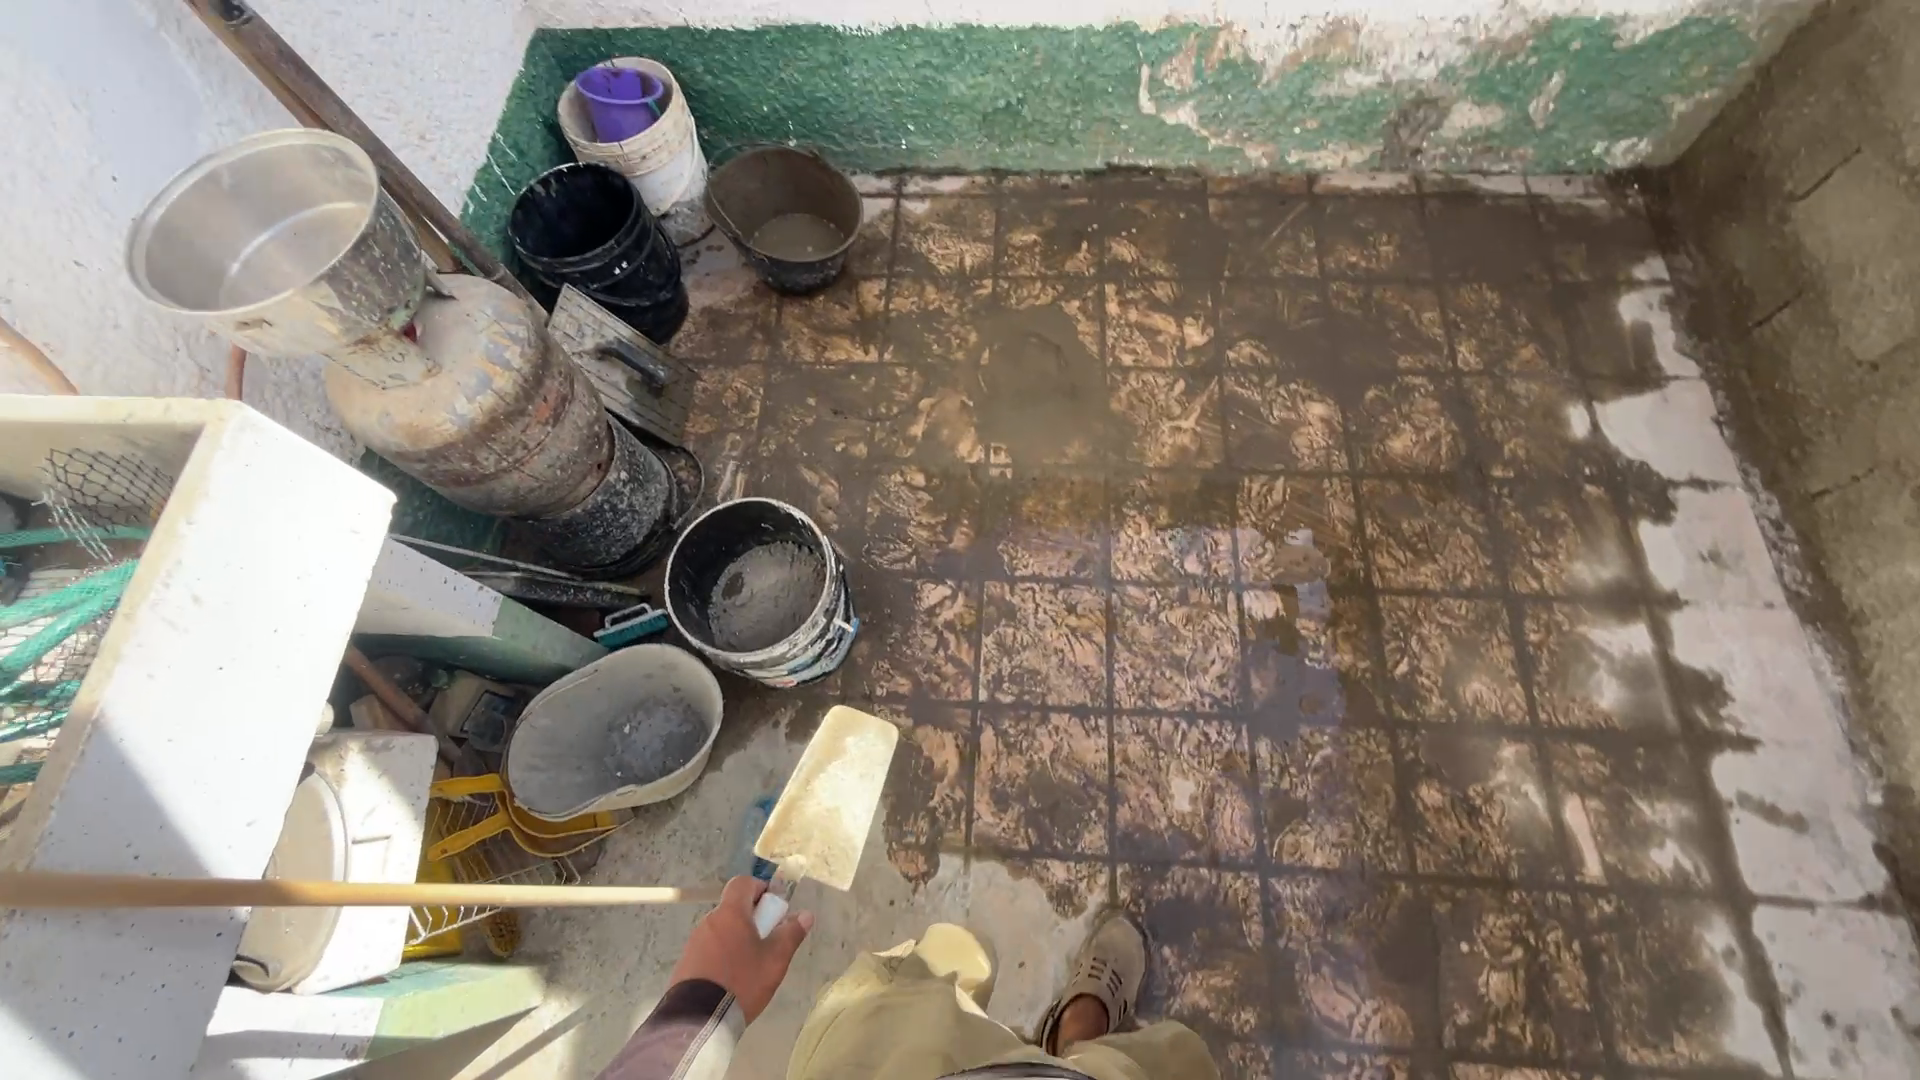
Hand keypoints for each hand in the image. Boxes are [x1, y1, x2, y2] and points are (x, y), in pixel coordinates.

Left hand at [668, 876, 813, 1023]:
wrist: (698, 1021)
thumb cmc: (742, 981)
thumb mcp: (775, 960)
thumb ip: (791, 934)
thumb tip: (806, 915)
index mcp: (731, 913)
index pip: (742, 883)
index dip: (759, 889)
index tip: (771, 911)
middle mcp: (709, 921)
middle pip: (732, 909)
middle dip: (750, 920)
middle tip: (765, 944)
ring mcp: (693, 943)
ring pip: (720, 931)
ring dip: (735, 940)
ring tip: (747, 968)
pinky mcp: (684, 965)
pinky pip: (707, 951)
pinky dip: (720, 957)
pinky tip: (728, 982)